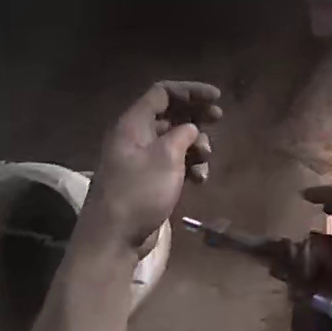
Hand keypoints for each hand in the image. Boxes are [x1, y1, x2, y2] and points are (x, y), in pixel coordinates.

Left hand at [74, 81, 220, 257]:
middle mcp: (134, 137)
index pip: (163, 92)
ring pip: (174, 138)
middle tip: (218, 119)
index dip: (191, 90)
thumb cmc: (139, 192)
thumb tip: (190, 128)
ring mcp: (139, 159)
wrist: (113, 240)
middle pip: (170, 113)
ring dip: (195, 144)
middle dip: (196, 115)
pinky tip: (199, 178)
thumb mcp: (166, 156)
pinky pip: (172, 161)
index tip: (217, 97)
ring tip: (206, 157)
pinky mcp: (146, 179)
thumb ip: (183, 134)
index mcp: (132, 125)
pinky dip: (188, 164)